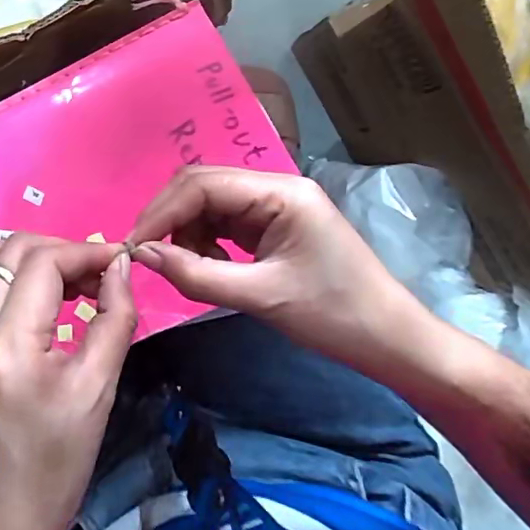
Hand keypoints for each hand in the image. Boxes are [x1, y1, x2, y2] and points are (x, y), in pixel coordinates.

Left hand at [0, 235, 135, 529]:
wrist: (0, 515)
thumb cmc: (56, 466)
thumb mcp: (96, 393)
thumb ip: (113, 321)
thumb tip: (122, 268)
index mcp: (8, 344)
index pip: (42, 263)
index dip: (85, 251)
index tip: (121, 259)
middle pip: (11, 250)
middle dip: (60, 249)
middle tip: (100, 274)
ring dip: (35, 259)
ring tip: (77, 283)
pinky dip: (16, 278)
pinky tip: (49, 301)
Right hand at [125, 166, 436, 368]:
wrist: (394, 344)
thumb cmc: (335, 317)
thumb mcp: (260, 297)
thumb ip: (195, 274)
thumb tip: (142, 255)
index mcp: (280, 192)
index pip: (202, 185)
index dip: (161, 212)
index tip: (134, 246)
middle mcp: (274, 186)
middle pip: (201, 187)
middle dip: (169, 219)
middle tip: (147, 254)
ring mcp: (273, 204)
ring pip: (206, 204)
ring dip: (186, 232)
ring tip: (189, 268)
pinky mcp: (270, 223)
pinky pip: (220, 221)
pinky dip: (203, 241)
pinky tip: (208, 266)